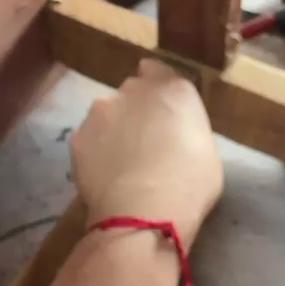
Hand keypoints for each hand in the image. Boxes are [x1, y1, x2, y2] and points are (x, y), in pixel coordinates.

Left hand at [71, 59, 224, 246]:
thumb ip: (185, 127)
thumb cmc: (190, 185)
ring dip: (114, 129)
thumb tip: (174, 131)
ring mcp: (102, 110)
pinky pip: (89, 139)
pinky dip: (95, 151)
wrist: (143, 215)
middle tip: (144, 140)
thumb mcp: (205, 149)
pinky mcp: (78, 136)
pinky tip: (105, 174)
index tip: (160, 108)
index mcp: (174, 89)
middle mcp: (135, 89)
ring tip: (121, 162)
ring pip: (107, 113)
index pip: (159, 70)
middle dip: (136, 108)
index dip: (158, 88)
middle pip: (132, 90)